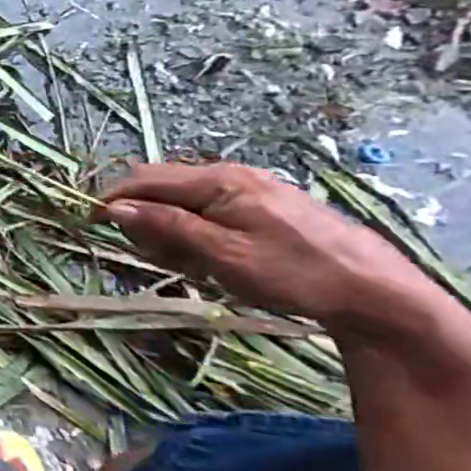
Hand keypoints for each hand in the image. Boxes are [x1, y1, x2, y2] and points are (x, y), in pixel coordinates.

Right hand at [100, 162, 466, 342]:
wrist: (381, 294)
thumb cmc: (296, 273)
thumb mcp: (222, 254)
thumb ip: (166, 226)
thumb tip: (114, 208)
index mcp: (218, 181)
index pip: (145, 179)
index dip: (112, 197)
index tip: (89, 222)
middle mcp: (232, 176)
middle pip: (162, 185)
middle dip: (142, 216)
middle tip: (151, 255)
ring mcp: (252, 189)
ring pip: (184, 200)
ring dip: (169, 228)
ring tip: (186, 264)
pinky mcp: (267, 207)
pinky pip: (210, 210)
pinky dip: (194, 230)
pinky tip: (209, 258)